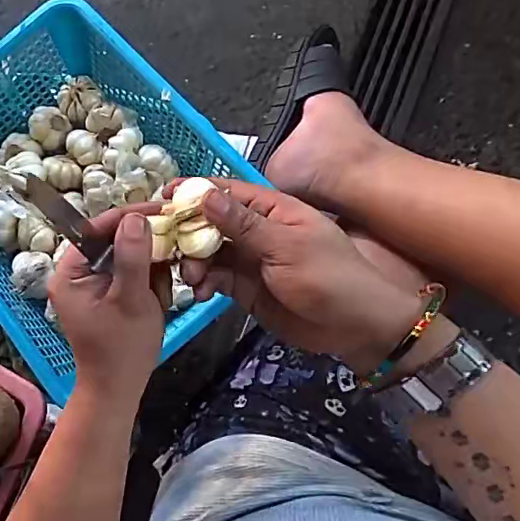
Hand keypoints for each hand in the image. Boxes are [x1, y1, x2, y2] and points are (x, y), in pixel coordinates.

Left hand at [48, 205, 167, 401]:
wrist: (118, 390)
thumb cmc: (122, 350)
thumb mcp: (131, 300)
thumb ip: (132, 258)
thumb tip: (136, 218)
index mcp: (70, 272)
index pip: (97, 228)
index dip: (129, 216)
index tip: (162, 210)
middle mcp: (76, 273)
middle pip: (113, 239)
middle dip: (144, 246)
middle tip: (172, 248)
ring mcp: (91, 283)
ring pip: (126, 255)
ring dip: (150, 267)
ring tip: (159, 292)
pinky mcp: (107, 294)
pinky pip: (130, 272)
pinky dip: (148, 280)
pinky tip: (157, 299)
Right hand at [179, 179, 426, 372]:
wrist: (357, 328)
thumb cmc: (329, 277)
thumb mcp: (285, 245)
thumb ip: (242, 223)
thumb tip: (203, 193)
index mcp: (269, 208)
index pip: (224, 192)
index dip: (192, 192)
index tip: (162, 199)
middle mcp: (254, 230)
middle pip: (208, 222)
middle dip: (185, 232)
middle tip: (165, 247)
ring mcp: (248, 259)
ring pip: (207, 251)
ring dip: (192, 260)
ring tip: (191, 277)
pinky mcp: (244, 287)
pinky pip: (214, 277)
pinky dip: (203, 282)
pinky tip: (200, 292)